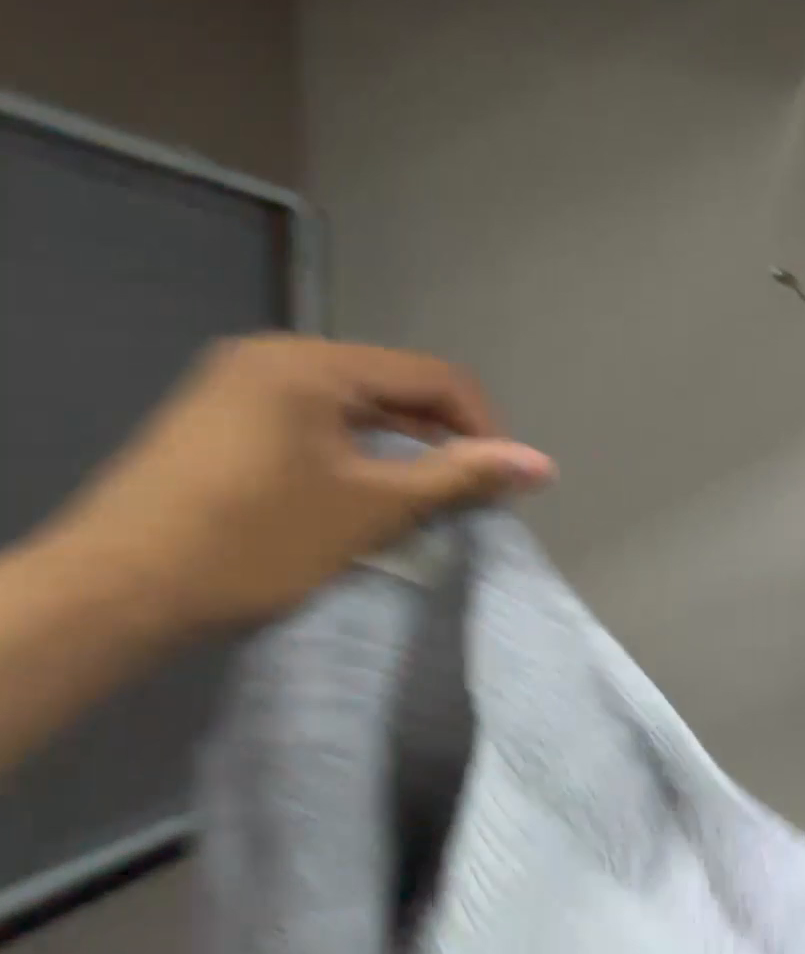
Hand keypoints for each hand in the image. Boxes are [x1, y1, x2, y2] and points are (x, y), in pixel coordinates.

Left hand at [38, 335, 553, 633]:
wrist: (110, 596)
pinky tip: (363, 493)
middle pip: (397, 386)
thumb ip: (462, 476)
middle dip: (443, 439)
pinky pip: (318, 420)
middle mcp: (274, 357)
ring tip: (420, 498)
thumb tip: (544, 464)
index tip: (499, 483)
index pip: (434, 377)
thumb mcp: (374, 507)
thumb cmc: (254, 542)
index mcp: (310, 364)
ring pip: (359, 406)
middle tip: (464, 494)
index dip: (483, 426)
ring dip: (403, 449)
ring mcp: (240, 385)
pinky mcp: (223, 418)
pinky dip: (357, 452)